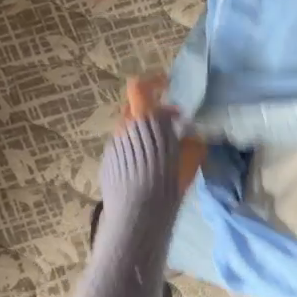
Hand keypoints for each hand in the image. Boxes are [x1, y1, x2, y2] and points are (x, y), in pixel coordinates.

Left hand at [118, 74, 204, 193]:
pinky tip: (143, 167)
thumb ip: (187, 140)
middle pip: (135, 107)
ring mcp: (113, 144)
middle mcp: (125, 128)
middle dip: (152, 111)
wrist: (137, 215)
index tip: (166, 84)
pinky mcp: (106, 160)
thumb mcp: (187, 160)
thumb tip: (189, 134)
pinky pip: (121, 145)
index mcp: (146, 122)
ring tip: (157, 149)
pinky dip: (134, 148)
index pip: (140, 88)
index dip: (153, 81)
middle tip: (169, 125)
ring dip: (142, 131)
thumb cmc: (167, 185)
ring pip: (127, 127)